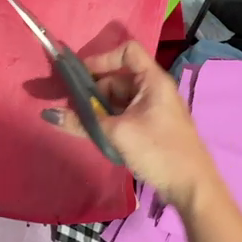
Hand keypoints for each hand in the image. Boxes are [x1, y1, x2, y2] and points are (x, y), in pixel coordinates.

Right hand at [59, 42, 220, 210]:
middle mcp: (154, 89)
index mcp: (153, 81)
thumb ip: (81, 121)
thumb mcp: (117, 134)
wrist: (194, 189)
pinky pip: (123, 113)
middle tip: (71, 105)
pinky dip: (108, 119)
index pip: (127, 51)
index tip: (80, 76)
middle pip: (117, 77)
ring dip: (98, 107)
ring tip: (81, 122)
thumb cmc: (159, 151)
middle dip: (93, 89)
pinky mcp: (150, 126)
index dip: (102, 58)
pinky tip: (95, 132)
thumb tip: (47, 114)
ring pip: (117, 97)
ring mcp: (153, 109)